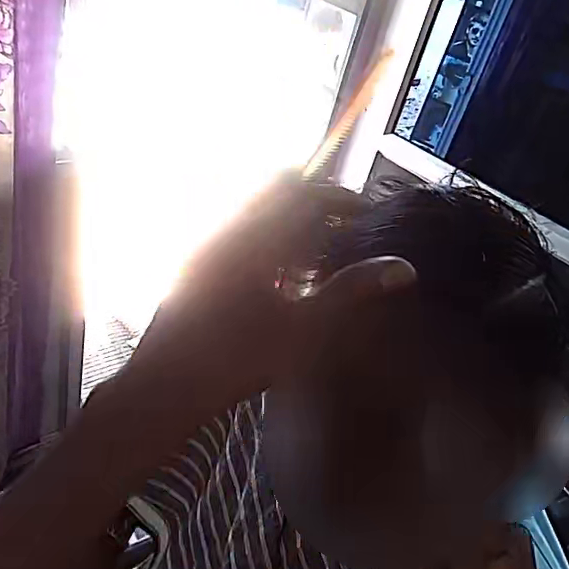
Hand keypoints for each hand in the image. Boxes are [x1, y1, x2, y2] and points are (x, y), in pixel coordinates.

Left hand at [116, 175, 412, 421]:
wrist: (167, 382)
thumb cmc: (238, 359)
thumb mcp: (304, 328)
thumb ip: (351, 290)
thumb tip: (401, 267)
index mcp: (258, 237)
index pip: (308, 192)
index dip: (342, 198)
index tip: (366, 213)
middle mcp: (230, 227)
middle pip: (278, 186)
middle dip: (314, 196)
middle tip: (340, 224)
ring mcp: (207, 240)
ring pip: (256, 205)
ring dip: (288, 214)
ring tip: (313, 249)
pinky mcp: (194, 257)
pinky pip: (236, 226)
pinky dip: (265, 232)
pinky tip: (277, 272)